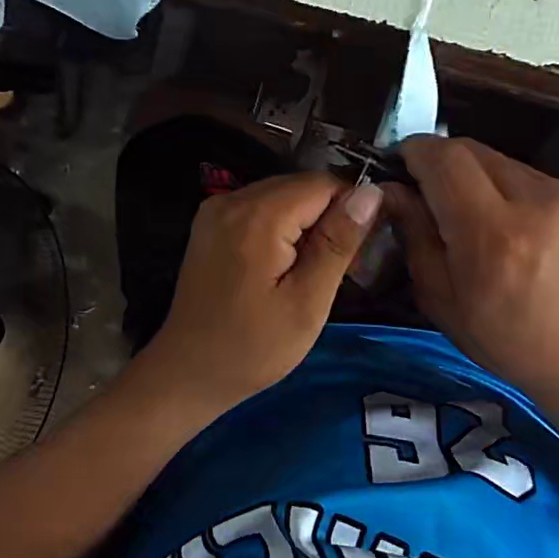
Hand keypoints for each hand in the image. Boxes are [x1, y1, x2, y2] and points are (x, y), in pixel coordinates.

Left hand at [135, 171, 382, 408]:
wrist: (187, 374)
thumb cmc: (252, 348)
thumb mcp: (307, 302)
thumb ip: (338, 243)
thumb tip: (370, 193)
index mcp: (257, 217)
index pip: (323, 183)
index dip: (351, 209)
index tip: (360, 251)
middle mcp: (232, 200)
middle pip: (301, 186)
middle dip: (329, 217)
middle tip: (341, 268)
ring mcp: (215, 210)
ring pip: (282, 196)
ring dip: (307, 224)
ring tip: (313, 271)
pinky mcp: (210, 225)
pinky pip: (260, 209)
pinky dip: (281, 228)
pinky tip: (285, 265)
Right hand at [385, 136, 558, 398]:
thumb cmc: (501, 337)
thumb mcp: (439, 296)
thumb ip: (414, 235)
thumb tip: (391, 189)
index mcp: (491, 235)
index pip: (446, 160)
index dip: (416, 152)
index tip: (401, 163)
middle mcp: (533, 203)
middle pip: (471, 150)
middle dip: (441, 161)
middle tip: (427, 189)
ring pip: (499, 159)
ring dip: (473, 174)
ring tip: (468, 211)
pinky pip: (525, 175)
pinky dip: (503, 188)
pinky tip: (506, 223)